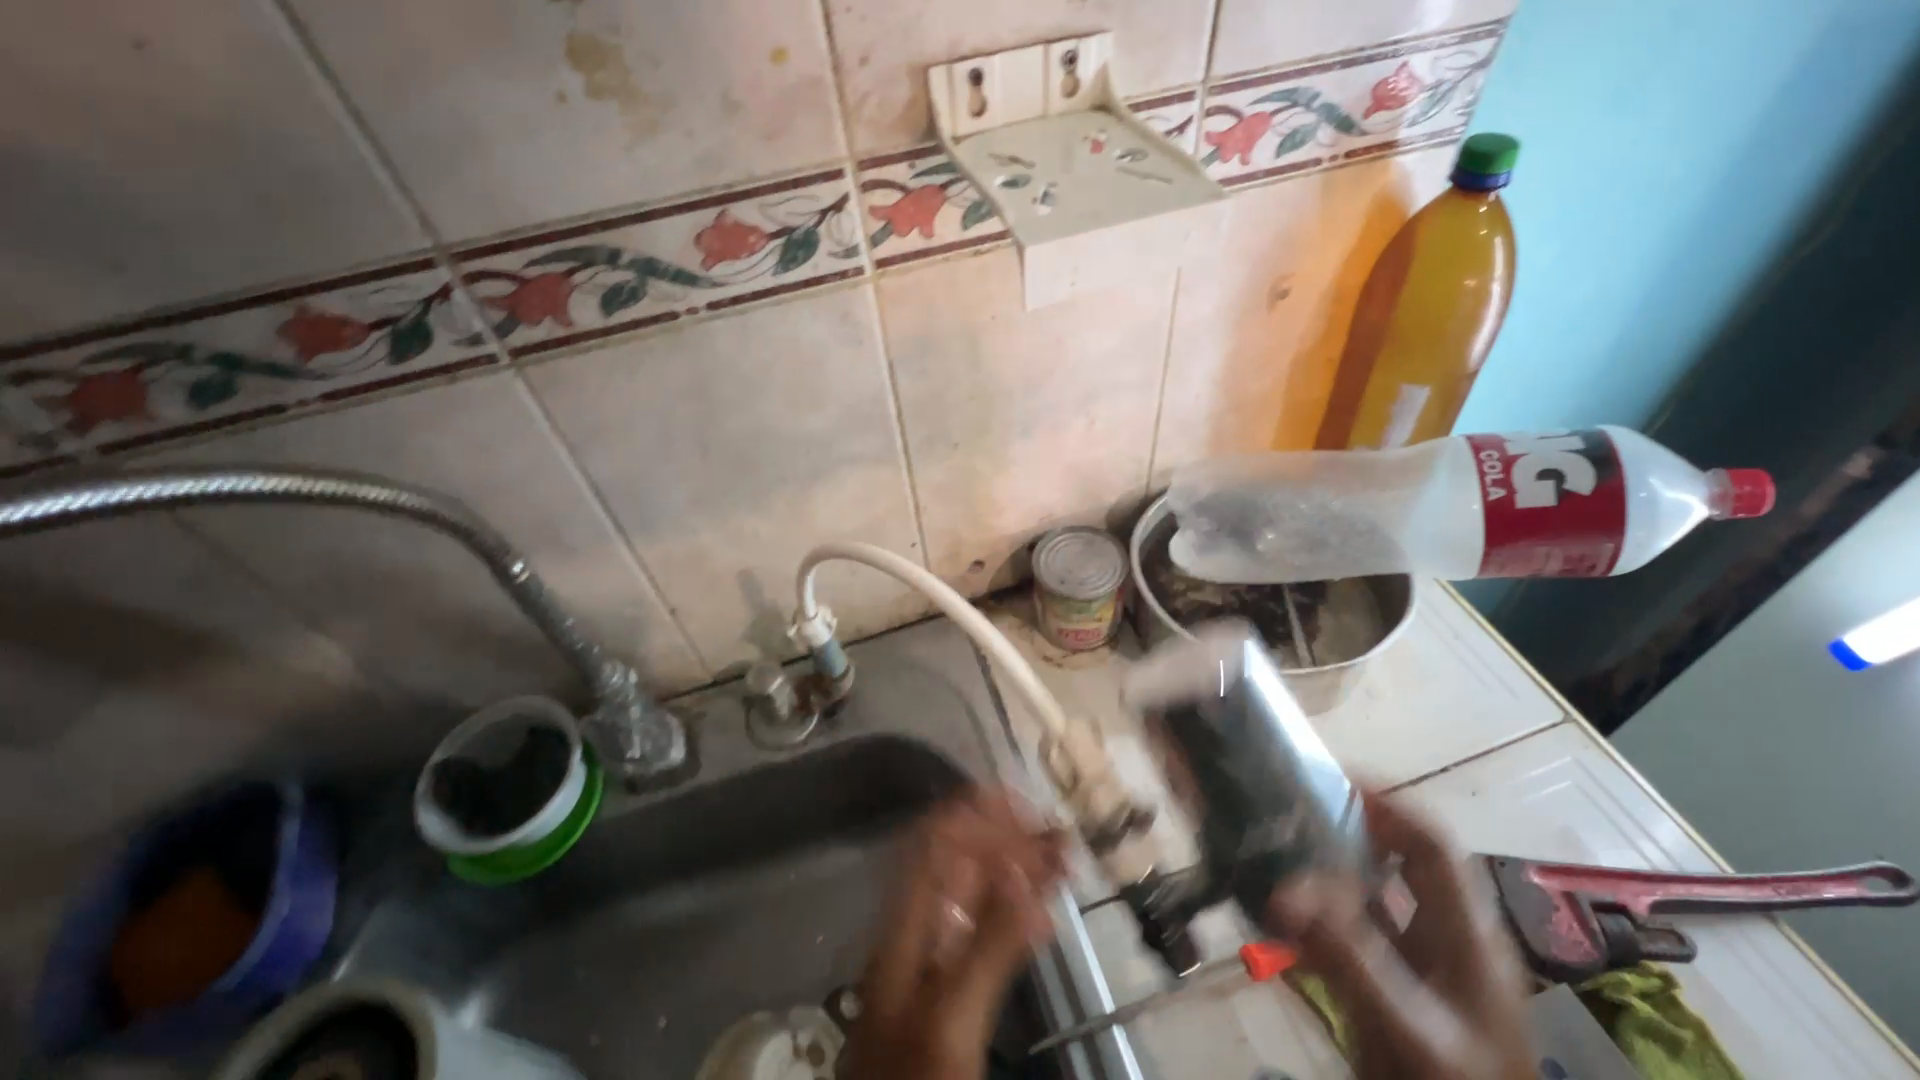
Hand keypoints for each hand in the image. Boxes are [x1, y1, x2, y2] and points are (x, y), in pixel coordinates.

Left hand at [844, 788, 1065, 1079]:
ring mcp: (927, 967)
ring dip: (1012, 870)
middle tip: (1057, 832)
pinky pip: (978, 934)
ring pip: (969, 899)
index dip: (970, 814)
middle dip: (1003, 839)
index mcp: (902, 932)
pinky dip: (1010, 912)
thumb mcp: (951, 1022)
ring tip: (1059, 857)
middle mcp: (911, 937)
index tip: (1022, 799)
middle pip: (953, 867)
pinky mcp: (946, 995)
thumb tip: (1023, 872)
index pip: (931, 848)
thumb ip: (987, 948)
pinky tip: (1039, 911)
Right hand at [1268, 791, 1533, 1079]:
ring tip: (1270, 851)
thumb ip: (1351, 962)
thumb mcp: (1411, 1030)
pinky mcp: (1398, 993)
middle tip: (1284, 809)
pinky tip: (1278, 923)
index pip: (1429, 844)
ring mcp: (1421, 967)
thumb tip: (1284, 892)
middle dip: (1345, 828)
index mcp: (1464, 932)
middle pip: (1398, 861)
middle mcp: (1444, 937)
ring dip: (1324, 873)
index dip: (1385, 803)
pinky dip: (1316, 923)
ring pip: (1371, 898)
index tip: (1326, 777)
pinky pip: (1353, 940)